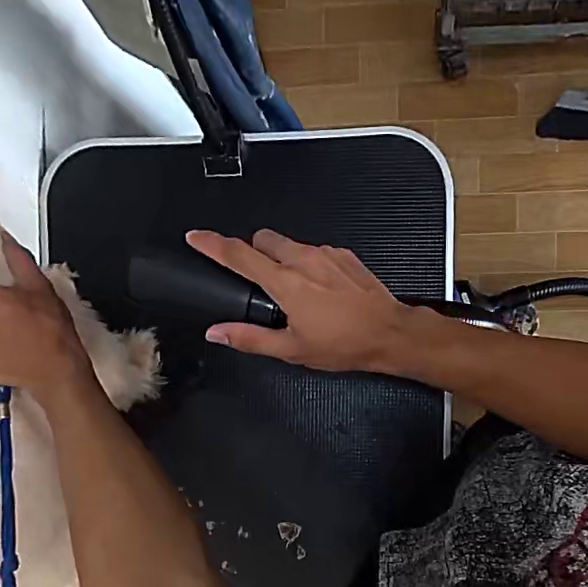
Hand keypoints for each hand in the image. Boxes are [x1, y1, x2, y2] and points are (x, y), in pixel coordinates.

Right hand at [184, 228, 426, 373]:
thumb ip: (251, 338)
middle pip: (264, 239)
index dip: (212, 244)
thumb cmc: (346, 344)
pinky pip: (318, 251)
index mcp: (286, 282)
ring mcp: (328, 254)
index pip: (238, 254)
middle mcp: (305, 259)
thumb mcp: (294, 349)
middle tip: (261, 280)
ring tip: (296, 289)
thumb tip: (217, 332)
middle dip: (255, 252)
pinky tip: (322, 288)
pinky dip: (311, 263)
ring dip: (284, 258)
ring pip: (292, 244)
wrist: (392, 333)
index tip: (196, 237)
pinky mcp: (347, 256)